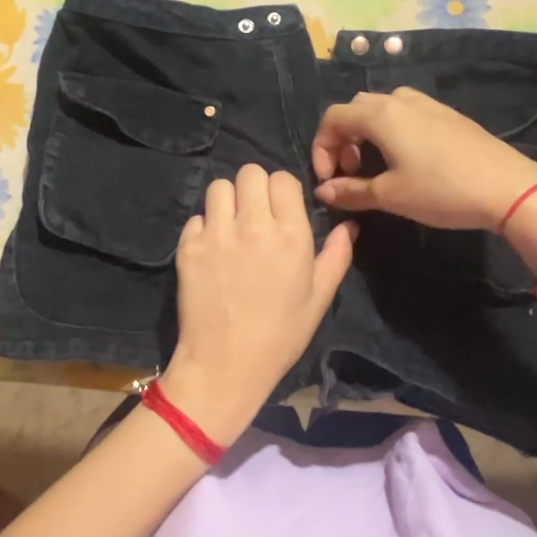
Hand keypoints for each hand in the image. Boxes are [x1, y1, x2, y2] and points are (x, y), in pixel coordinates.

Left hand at [164, 164, 355, 445]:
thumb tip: (349, 225)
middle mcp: (253, 225)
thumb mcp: (319, 299)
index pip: (283, 179)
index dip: (283, 190)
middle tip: (255, 213)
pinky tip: (211, 250)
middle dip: (255, 187)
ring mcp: (217, 234)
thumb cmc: (280, 336)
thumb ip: (336, 256)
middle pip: (250, 172)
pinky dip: (203, 227)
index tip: (281, 209)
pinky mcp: (188, 247)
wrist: (225, 364)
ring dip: (227, 200)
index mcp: (291, 235)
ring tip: (231, 225)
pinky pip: (196, 217)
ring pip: (219, 187)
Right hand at [311, 88, 536, 288]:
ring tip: (375, 165)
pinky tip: (406, 159)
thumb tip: (323, 192)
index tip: (328, 179)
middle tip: (349, 172)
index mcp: (380, 115)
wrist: (508, 188)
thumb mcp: (390, 196)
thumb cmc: (441, 191)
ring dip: (367, 132)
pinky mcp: (448, 115)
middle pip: (355, 109)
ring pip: (382, 107)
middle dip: (343, 139)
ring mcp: (428, 105)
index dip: (322, 147)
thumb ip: (350, 191)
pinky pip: (406, 112)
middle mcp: (400, 100)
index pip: (333, 118)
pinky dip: (392, 130)